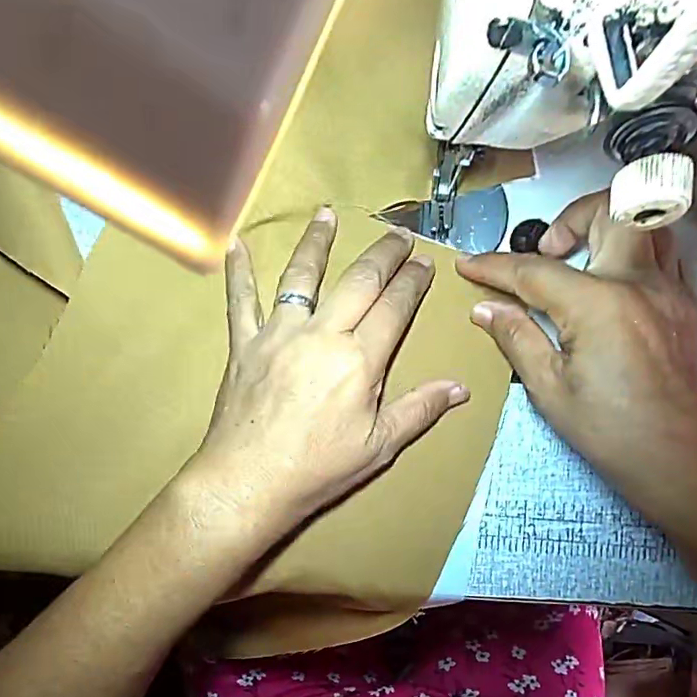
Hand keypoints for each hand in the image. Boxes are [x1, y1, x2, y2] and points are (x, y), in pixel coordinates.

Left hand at [179, 207, 469, 532]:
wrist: (248, 482)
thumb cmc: (315, 470)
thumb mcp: (377, 447)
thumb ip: (417, 411)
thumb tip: (459, 388)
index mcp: (359, 360)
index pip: (395, 307)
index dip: (413, 282)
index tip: (424, 264)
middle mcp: (320, 336)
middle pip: (358, 282)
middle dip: (383, 254)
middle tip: (398, 235)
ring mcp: (278, 336)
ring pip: (301, 277)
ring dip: (317, 243)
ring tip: (327, 215)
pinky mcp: (244, 346)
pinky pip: (241, 302)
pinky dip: (239, 273)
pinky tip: (237, 246)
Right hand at [457, 191, 696, 534]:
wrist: (675, 454)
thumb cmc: (607, 428)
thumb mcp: (547, 387)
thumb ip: (516, 337)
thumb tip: (487, 308)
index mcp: (598, 304)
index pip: (535, 270)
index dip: (494, 266)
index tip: (470, 265)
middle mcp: (640, 284)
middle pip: (614, 210)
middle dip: (572, 217)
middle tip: (548, 251)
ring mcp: (671, 291)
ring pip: (648, 225)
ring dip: (609, 230)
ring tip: (580, 262)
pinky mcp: (687, 306)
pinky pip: (662, 259)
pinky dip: (630, 259)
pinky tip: (609, 294)